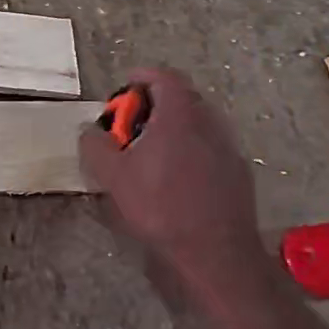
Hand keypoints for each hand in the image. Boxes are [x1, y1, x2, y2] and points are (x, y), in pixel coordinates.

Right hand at [78, 68, 263, 283]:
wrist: (213, 252)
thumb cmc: (158, 206)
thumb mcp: (111, 175)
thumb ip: (95, 145)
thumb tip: (91, 131)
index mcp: (179, 118)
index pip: (166, 78)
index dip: (143, 76)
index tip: (124, 85)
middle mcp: (209, 125)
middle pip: (184, 97)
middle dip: (154, 102)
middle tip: (130, 121)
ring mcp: (228, 149)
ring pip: (198, 122)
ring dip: (172, 125)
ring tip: (148, 148)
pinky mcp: (237, 172)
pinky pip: (209, 144)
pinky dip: (188, 145)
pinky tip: (172, 173)